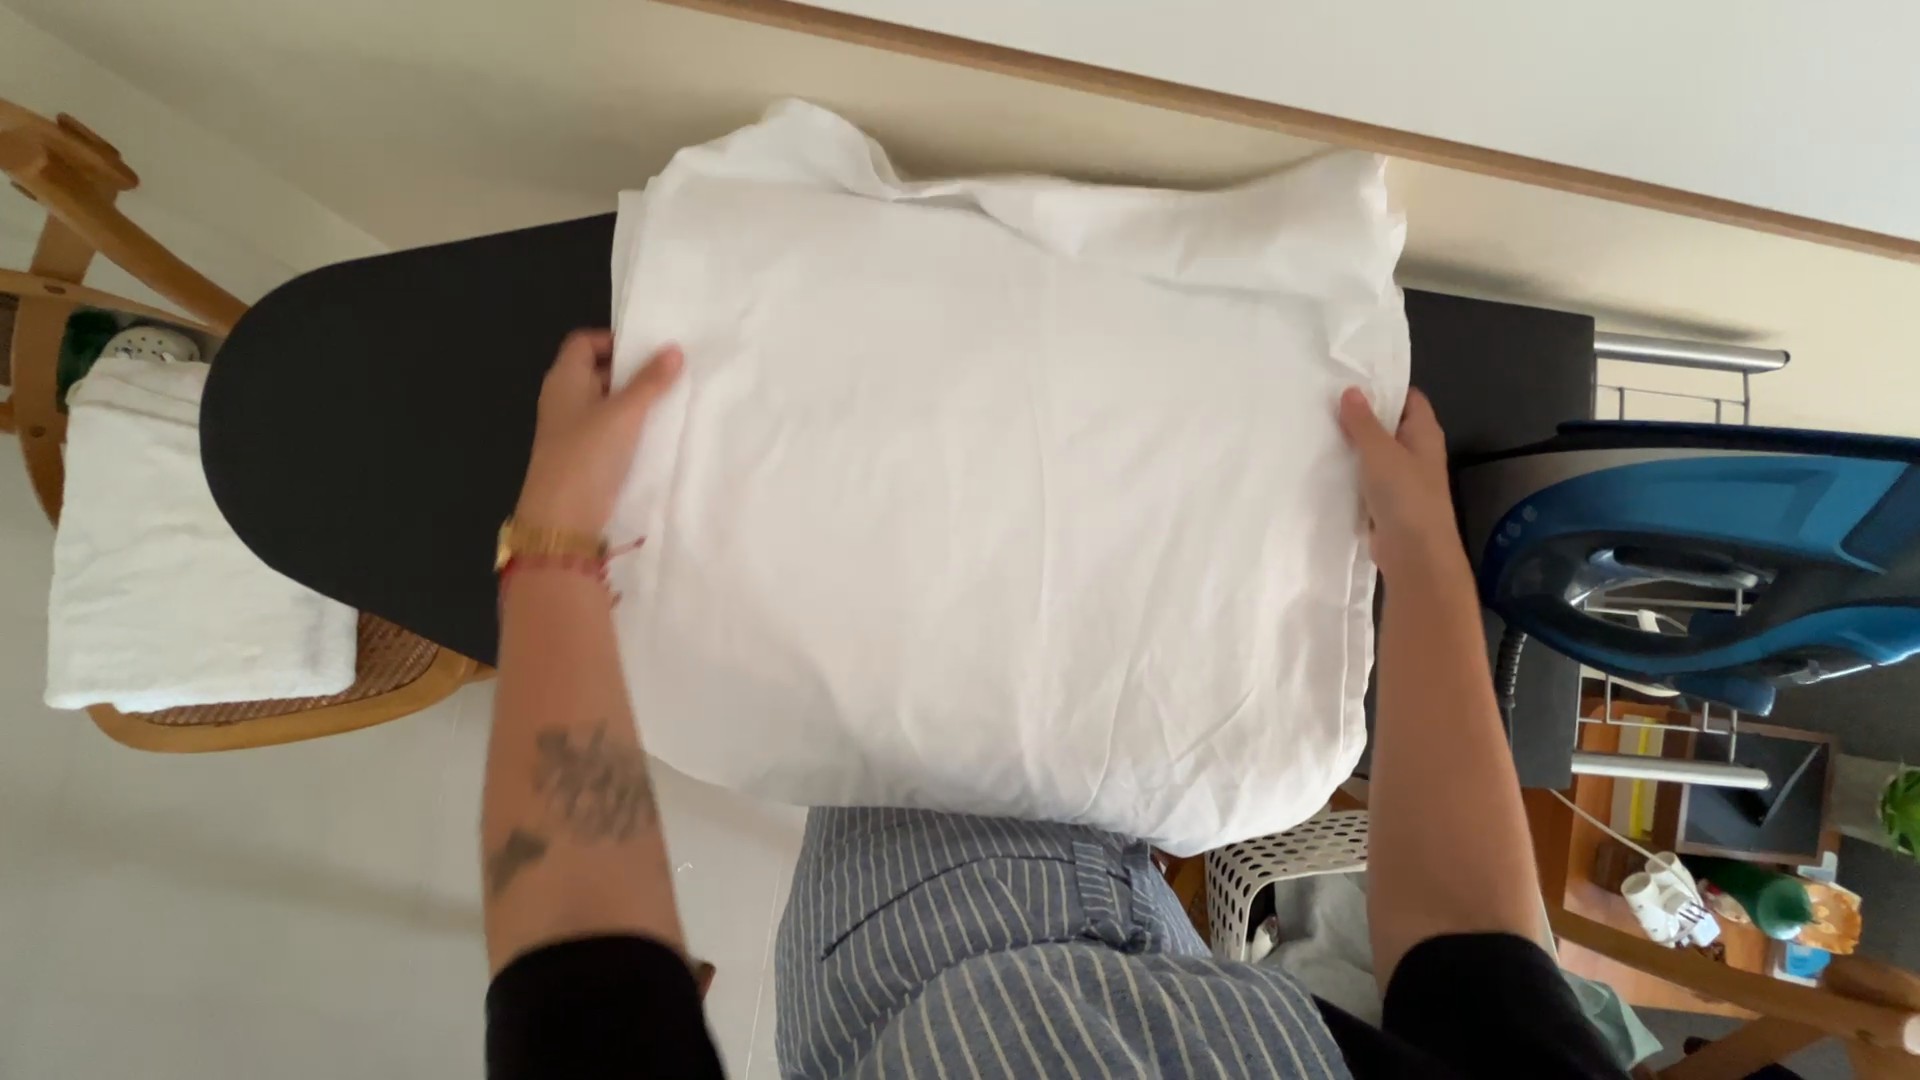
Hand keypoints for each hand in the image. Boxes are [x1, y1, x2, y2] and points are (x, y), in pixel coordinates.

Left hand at [515, 330, 682, 535]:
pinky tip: (660, 431)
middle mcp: (566, 399)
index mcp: (564, 379)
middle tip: (671, 372)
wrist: (564, 516)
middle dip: (634, 371)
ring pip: (609, 402)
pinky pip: (613, 429)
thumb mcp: (624, 412)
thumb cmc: (588, 453)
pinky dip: (634, 426)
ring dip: (637, 400)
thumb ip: (651, 381)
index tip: (651, 348)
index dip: (615, 340)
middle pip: (599, 371)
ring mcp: (576, 428)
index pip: (584, 343)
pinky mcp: (588, 454)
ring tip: (673, 399)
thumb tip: (674, 349)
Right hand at [1336, 387, 1467, 580]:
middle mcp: (1414, 452)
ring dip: (1350, 444)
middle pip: (1387, 424)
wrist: (1413, 551)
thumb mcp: (1381, 453)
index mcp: (1423, 434)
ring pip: (1372, 452)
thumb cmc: (1405, 495)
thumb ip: (1364, 423)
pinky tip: (1322, 465)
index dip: (1384, 387)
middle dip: (1360, 415)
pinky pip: (1362, 476)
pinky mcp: (1383, 499)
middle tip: (1323, 402)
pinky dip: (1347, 470)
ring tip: (1316, 429)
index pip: (1407, 398)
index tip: (1349, 380)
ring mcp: (1399, 477)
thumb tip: (1351, 391)